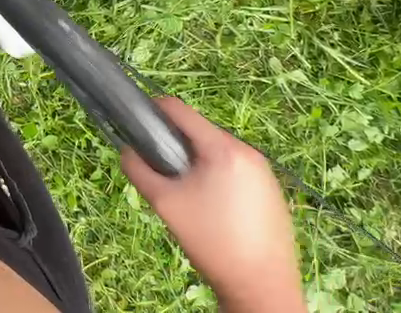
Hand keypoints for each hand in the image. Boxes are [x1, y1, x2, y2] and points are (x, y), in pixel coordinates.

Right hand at [120, 99, 305, 312]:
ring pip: (216, 150)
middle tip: (166, 174)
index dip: (151, 111)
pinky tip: (214, 209)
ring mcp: (265, 173)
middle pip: (197, 130)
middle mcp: (249, 152)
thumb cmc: (211, 242)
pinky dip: (218, 177)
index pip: (178, 108)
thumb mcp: (162, 201)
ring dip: (196, 161)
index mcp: (223, 149)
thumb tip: (128, 148)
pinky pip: (235, 169)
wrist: (262, 291)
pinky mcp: (273, 192)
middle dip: (175, 145)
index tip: (138, 130)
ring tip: (189, 195)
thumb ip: (136, 167)